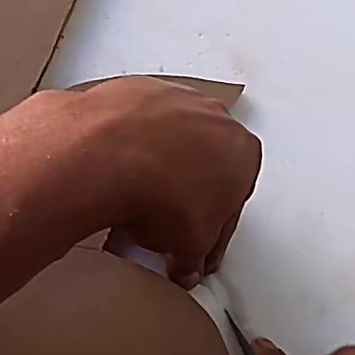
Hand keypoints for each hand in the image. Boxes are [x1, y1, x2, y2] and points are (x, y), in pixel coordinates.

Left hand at [34, 76, 259, 289]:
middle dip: (187, 194)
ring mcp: (173, 100)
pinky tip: (111, 173)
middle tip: (166, 225)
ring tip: (133, 200)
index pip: (232, 203)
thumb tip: (185, 263)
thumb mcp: (191, 245)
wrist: (110, 157)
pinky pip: (132, 126)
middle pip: (203, 165)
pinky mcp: (132, 91)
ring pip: (168, 142)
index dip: (214, 234)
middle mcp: (213, 117)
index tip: (197, 248)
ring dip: (156, 167)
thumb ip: (194, 257)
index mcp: (243, 153)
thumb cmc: (161, 190)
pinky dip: (124, 147)